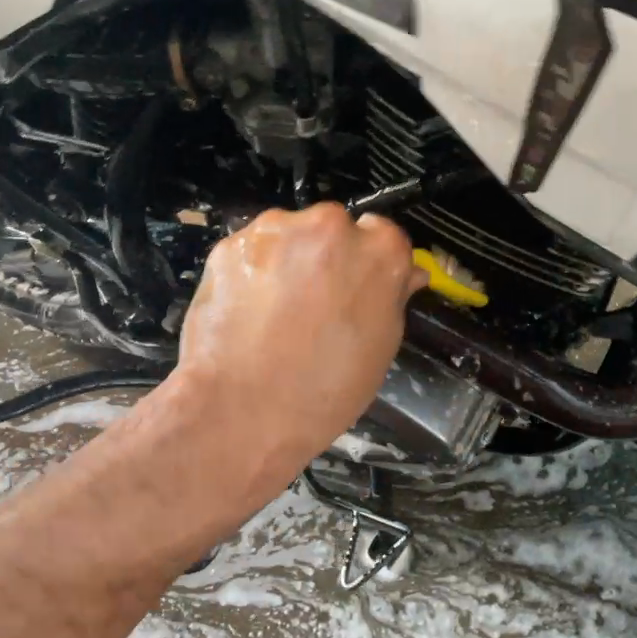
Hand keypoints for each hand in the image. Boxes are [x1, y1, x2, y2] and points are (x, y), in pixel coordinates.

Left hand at [163, 204, 427, 499]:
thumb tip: (406, 274)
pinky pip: (252, 251)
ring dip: (289, 258)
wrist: (242, 410)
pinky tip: (246, 310)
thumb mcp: (382, 346)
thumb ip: (393, 298)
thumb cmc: (327, 388)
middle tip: (316, 303)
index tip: (360, 290)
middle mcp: (331, 226)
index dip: (372, 264)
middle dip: (328, 255)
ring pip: (290, 234)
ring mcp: (276, 231)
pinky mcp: (230, 245)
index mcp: (380, 250)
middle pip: (335, 228)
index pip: (385, 235)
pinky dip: (253, 271)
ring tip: (276, 310)